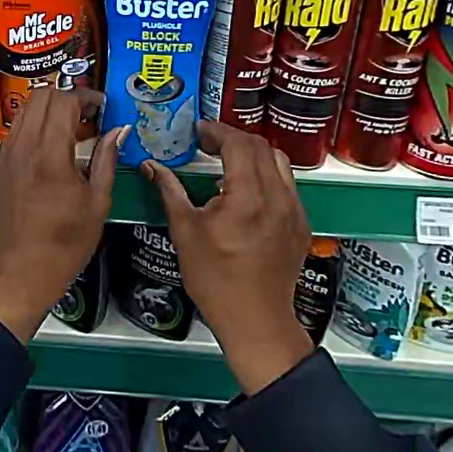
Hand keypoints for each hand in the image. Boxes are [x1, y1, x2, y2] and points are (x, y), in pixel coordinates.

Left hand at [0, 88, 122, 341]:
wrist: (23, 269)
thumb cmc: (67, 241)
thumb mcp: (98, 200)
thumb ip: (107, 158)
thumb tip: (120, 129)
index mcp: (51, 155)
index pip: (64, 101)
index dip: (86, 97)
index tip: (101, 107)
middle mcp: (24, 148)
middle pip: (42, 95)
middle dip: (68, 97)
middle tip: (88, 115)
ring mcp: (7, 155)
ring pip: (26, 108)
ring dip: (50, 108)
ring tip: (72, 129)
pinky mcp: (0, 165)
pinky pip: (17, 128)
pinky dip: (36, 124)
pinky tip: (54, 147)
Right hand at [138, 121, 313, 395]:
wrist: (255, 320)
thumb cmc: (215, 279)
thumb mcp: (185, 231)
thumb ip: (170, 190)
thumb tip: (151, 166)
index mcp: (248, 196)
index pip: (238, 143)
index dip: (217, 131)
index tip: (198, 133)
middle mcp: (277, 197)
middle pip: (260, 146)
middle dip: (233, 138)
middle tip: (209, 144)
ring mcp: (294, 210)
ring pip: (278, 161)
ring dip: (253, 154)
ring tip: (228, 163)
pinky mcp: (301, 223)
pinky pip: (287, 184)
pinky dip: (267, 175)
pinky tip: (248, 191)